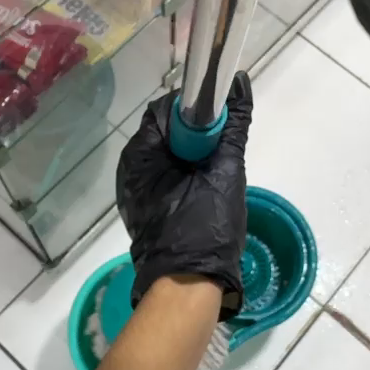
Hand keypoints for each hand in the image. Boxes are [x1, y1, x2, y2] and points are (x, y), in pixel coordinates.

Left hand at [116, 74, 253, 318]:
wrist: (188, 283)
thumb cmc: (206, 226)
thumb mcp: (226, 171)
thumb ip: (233, 127)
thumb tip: (239, 85)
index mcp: (142, 153)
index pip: (166, 109)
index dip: (195, 108)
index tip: (220, 120)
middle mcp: (130, 167)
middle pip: (165, 130)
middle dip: (196, 134)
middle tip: (221, 151)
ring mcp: (133, 188)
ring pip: (166, 154)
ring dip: (192, 155)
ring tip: (215, 173)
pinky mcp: (142, 206)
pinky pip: (163, 176)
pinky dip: (184, 174)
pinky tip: (203, 190)